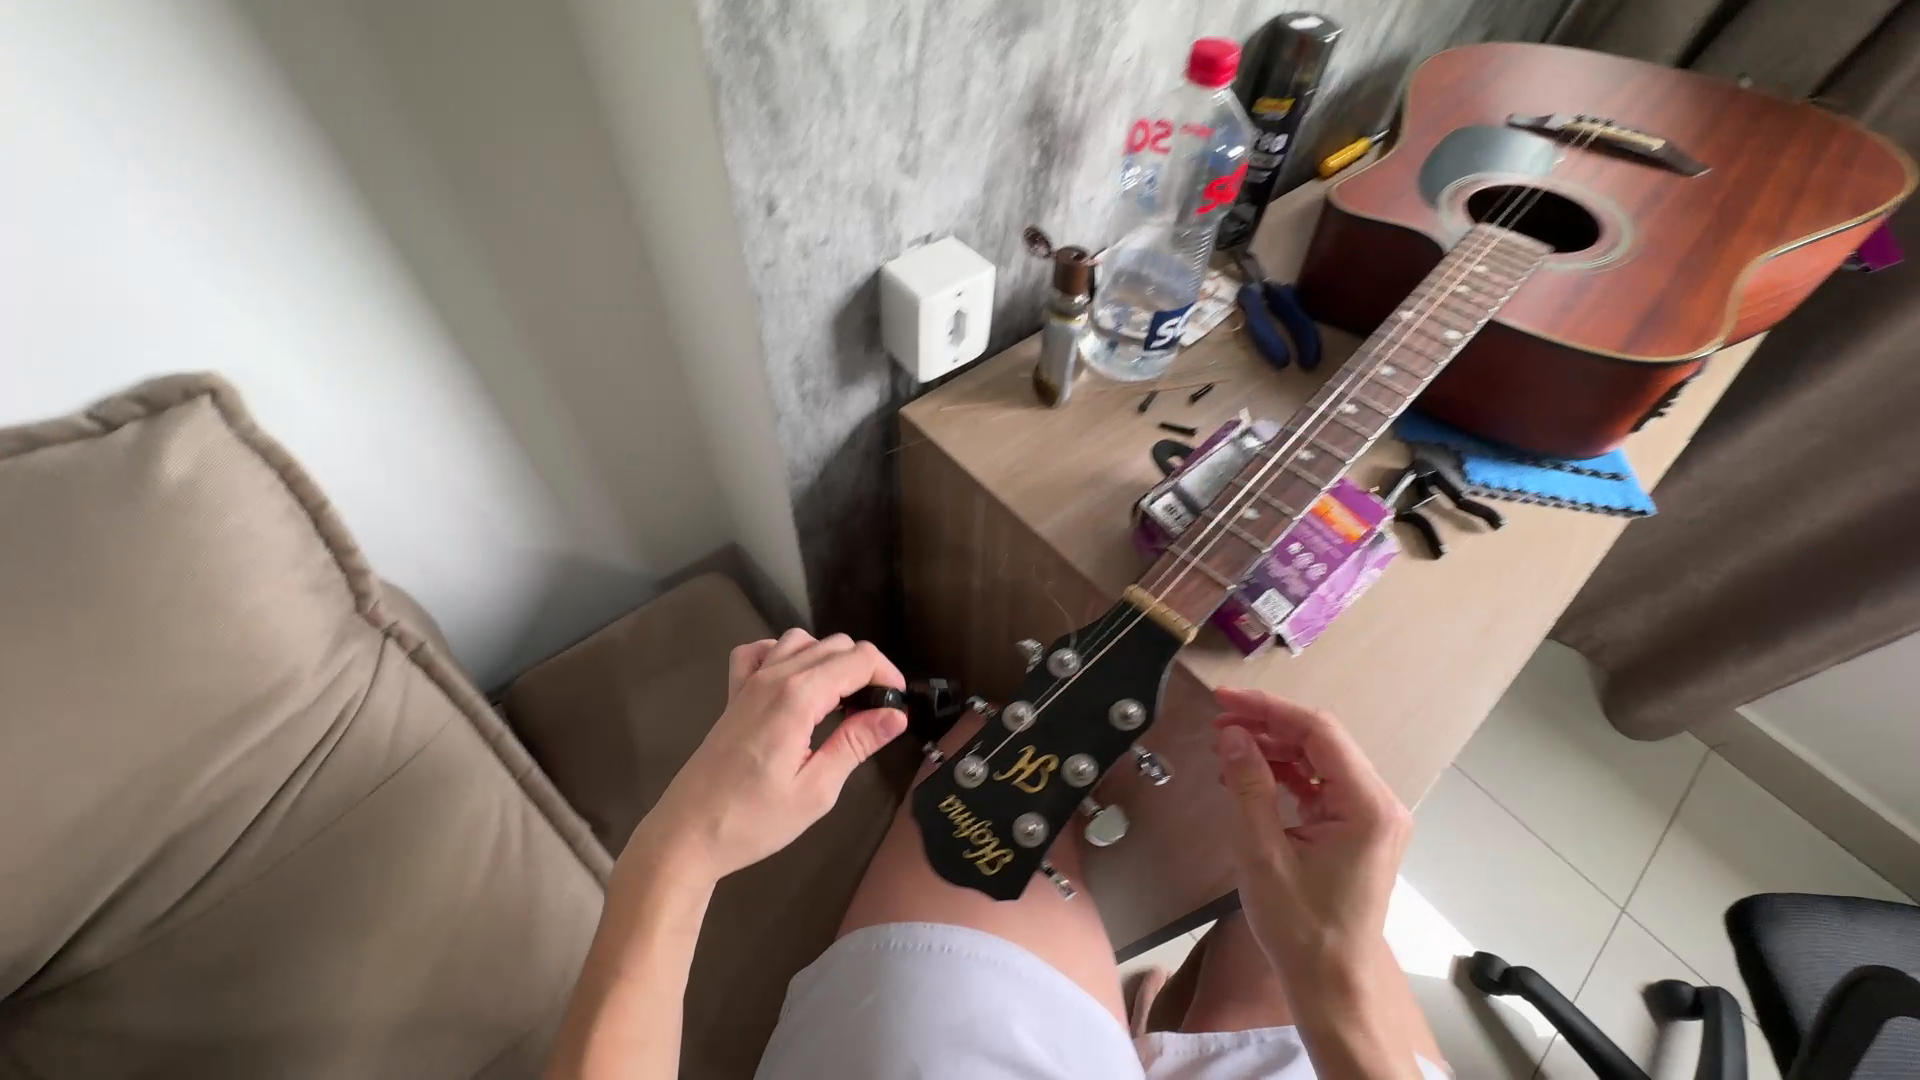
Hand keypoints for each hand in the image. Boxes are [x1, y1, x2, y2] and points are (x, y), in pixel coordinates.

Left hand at [639, 629, 907, 881]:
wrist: (686, 835)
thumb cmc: (754, 820)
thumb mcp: (817, 790)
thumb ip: (856, 743)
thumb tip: (896, 714)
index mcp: (798, 697)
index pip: (859, 659)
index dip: (888, 675)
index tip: (896, 707)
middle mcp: (774, 676)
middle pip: (836, 644)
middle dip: (866, 669)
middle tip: (875, 712)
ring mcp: (749, 681)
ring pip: (803, 640)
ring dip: (830, 660)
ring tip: (840, 699)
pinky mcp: (733, 693)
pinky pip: (761, 651)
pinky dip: (784, 655)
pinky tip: (793, 683)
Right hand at [1210, 687, 1411, 995]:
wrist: (1331, 984)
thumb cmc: (1300, 926)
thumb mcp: (1262, 853)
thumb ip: (1247, 786)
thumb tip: (1230, 734)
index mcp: (1366, 806)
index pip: (1318, 732)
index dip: (1268, 708)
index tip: (1223, 701)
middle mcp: (1378, 803)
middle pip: (1319, 740)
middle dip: (1266, 724)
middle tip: (1216, 722)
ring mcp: (1368, 816)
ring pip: (1316, 758)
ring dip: (1270, 747)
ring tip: (1224, 747)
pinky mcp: (1354, 828)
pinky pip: (1316, 783)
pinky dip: (1280, 772)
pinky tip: (1245, 774)